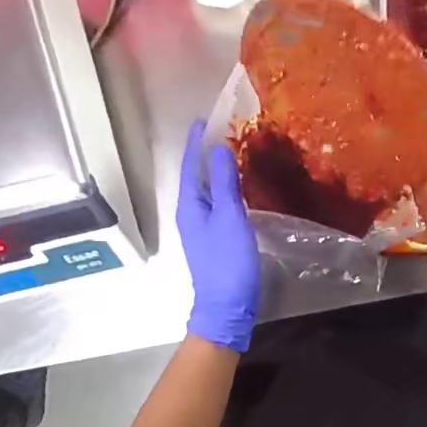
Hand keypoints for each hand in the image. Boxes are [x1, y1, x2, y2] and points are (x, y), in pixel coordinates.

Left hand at [177, 120, 259, 351]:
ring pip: (206, 192)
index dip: (196, 142)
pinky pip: (215, 206)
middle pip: (196, 177)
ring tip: (231, 154)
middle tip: (223, 132)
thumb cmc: (228, 262)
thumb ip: (225, 183)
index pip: (190, 165)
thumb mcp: (229, 218)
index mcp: (190, 205)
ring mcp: (200, 229)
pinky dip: (224, 191)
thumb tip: (219, 149)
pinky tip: (236, 191)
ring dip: (216, 173)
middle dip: (206, 154)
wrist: (226, 306)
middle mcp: (190, 214)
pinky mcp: (213, 241)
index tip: (204, 120)